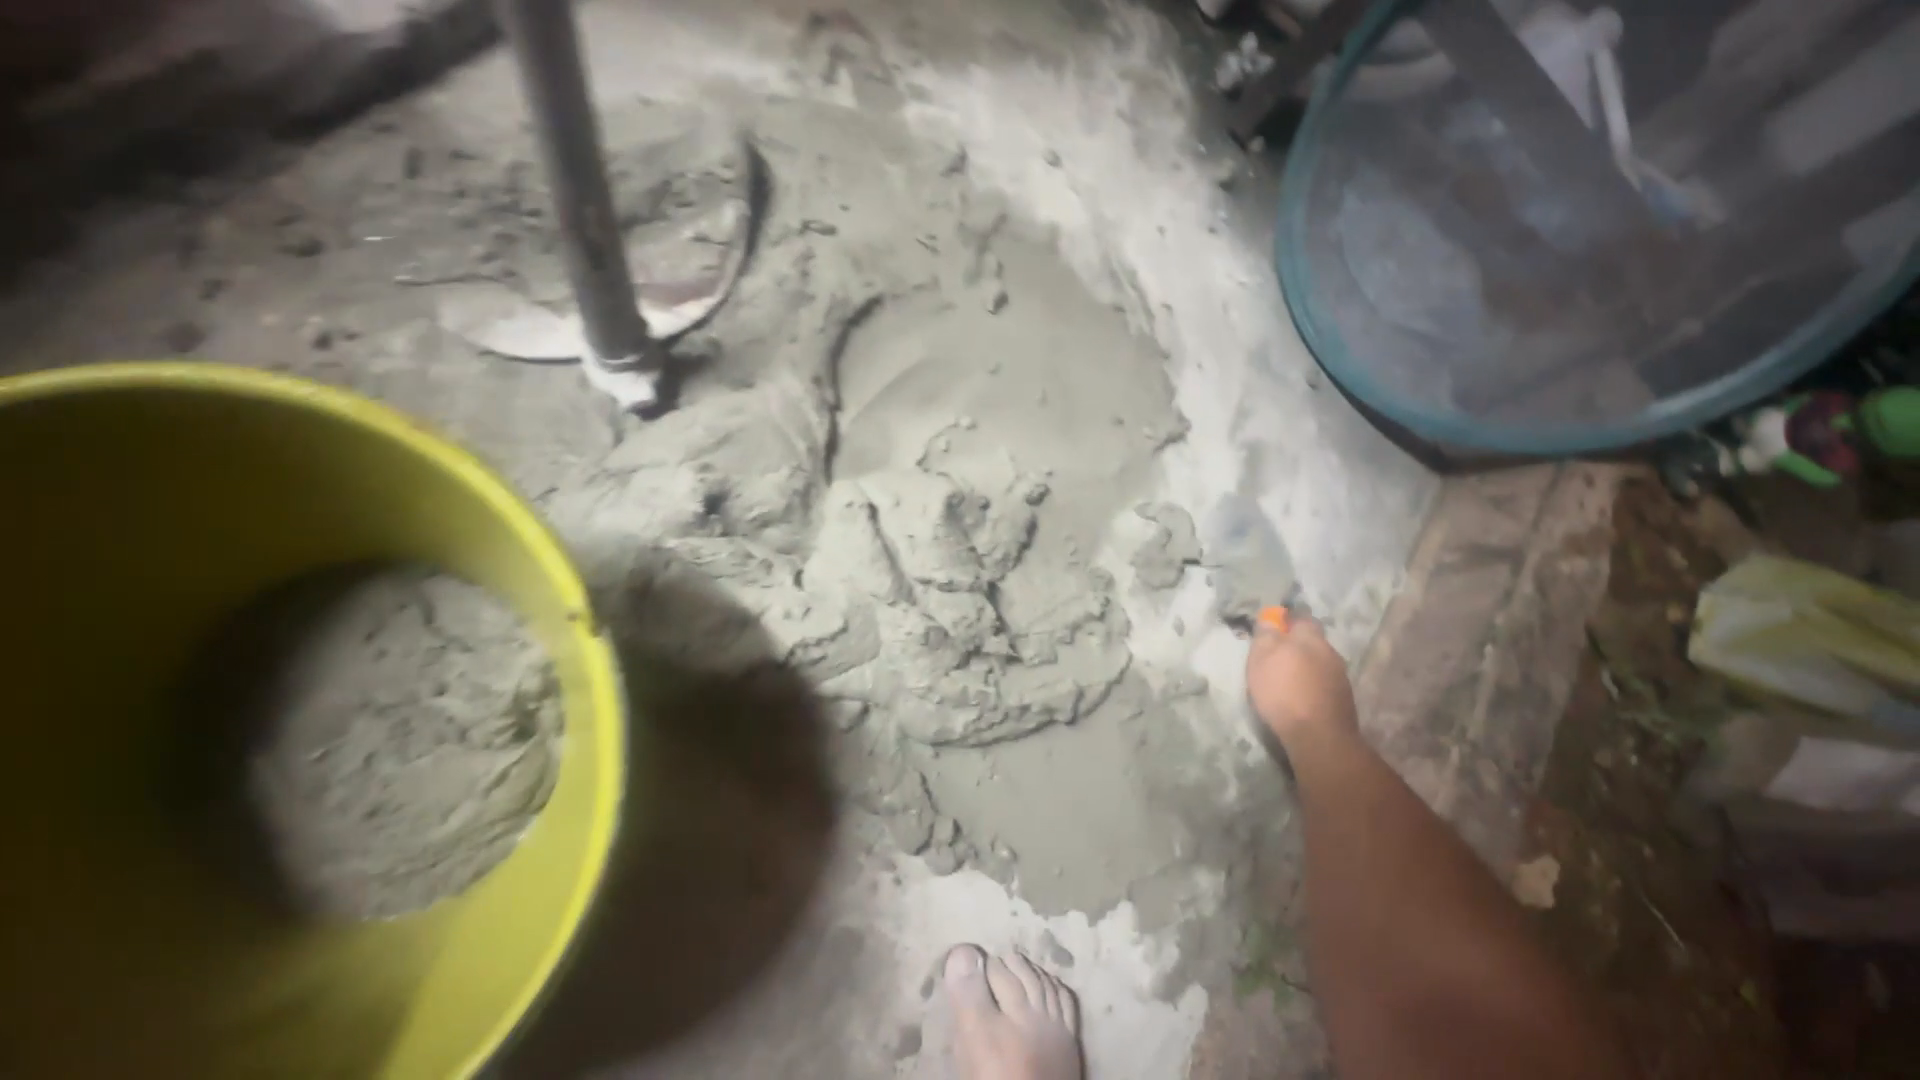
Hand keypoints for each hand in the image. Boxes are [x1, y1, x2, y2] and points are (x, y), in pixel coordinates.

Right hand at [1245, 612, 1356, 745]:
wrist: (1318, 734)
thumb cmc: (1283, 691)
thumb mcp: (1261, 658)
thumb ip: (1266, 634)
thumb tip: (1270, 617)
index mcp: (1310, 637)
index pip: (1301, 618)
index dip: (1287, 621)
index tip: (1273, 630)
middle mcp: (1330, 651)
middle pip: (1313, 641)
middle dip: (1297, 646)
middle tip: (1277, 658)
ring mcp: (1340, 676)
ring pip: (1320, 662)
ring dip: (1306, 667)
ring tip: (1289, 681)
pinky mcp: (1344, 698)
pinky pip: (1325, 683)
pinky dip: (1313, 686)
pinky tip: (1302, 698)